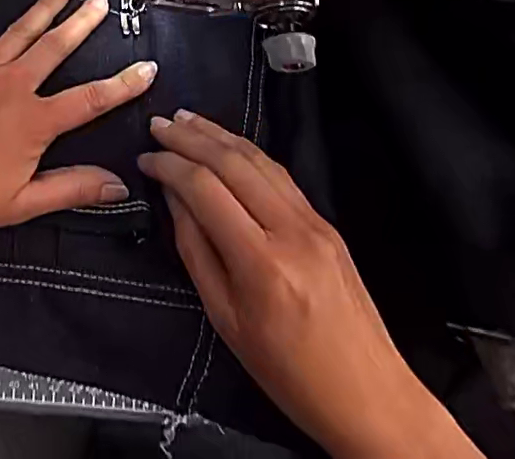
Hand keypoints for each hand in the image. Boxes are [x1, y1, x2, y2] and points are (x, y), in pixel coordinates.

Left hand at [0, 0, 156, 240]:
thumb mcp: (20, 204)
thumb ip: (71, 189)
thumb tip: (117, 185)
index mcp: (34, 121)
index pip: (92, 99)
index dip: (124, 84)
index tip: (148, 68)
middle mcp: (13, 86)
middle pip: (58, 47)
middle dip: (85, 22)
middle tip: (103, 2)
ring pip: (23, 29)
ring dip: (47, 6)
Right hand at [139, 112, 480, 458]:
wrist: (368, 393)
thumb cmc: (287, 371)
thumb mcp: (225, 319)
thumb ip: (195, 250)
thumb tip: (174, 196)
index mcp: (261, 262)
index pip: (206, 189)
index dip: (170, 166)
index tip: (146, 157)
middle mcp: (291, 229)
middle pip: (233, 162)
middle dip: (191, 137)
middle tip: (160, 123)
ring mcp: (314, 219)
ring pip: (259, 159)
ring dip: (219, 134)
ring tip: (188, 120)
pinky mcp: (325, 220)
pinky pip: (280, 174)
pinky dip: (248, 152)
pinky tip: (229, 144)